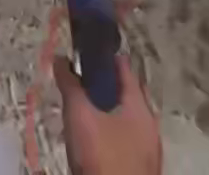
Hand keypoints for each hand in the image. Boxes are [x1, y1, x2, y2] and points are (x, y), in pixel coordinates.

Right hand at [54, 55, 161, 174]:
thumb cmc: (101, 154)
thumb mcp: (78, 112)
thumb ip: (69, 82)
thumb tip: (60, 59)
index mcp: (140, 108)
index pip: (122, 66)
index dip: (100, 52)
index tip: (79, 45)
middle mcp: (148, 126)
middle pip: (120, 91)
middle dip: (96, 81)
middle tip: (72, 78)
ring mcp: (145, 149)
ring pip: (119, 114)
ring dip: (97, 105)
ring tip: (74, 105)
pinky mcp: (136, 166)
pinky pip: (118, 134)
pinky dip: (102, 126)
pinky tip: (85, 133)